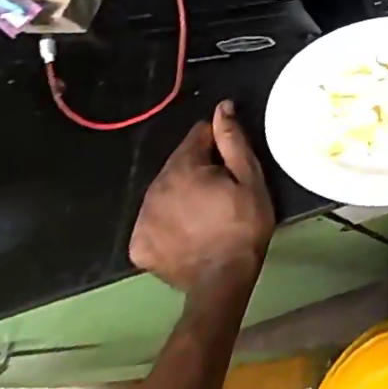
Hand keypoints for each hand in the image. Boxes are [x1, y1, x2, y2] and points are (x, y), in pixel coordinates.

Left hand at [129, 100, 275, 295]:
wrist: (223, 281)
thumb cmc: (244, 224)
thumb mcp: (250, 176)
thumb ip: (232, 140)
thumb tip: (222, 108)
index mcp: (183, 169)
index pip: (197, 135)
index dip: (218, 143)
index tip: (232, 163)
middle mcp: (154, 189)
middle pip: (179, 163)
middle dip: (199, 167)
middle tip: (223, 189)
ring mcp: (141, 219)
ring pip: (164, 189)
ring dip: (183, 192)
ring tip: (207, 210)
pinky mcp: (137, 244)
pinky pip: (154, 218)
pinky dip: (168, 219)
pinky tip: (188, 230)